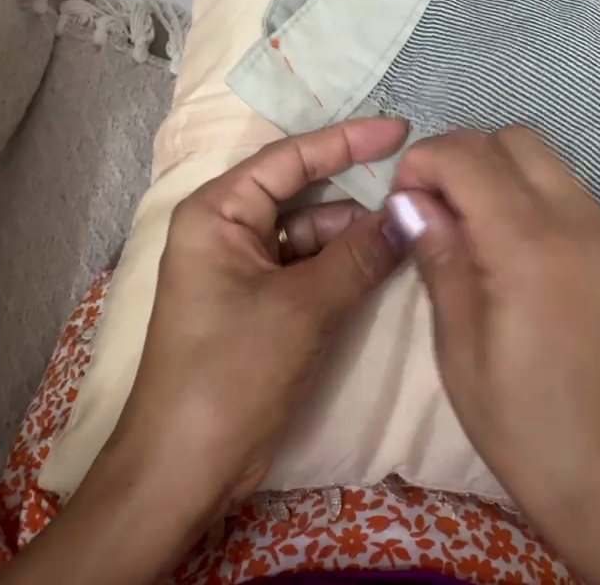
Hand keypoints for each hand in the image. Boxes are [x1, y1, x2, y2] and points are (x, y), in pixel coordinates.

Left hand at [1, 118, 408, 584]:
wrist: (183, 468)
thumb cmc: (231, 372)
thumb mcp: (303, 308)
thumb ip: (360, 255)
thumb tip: (411, 213)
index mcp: (217, 211)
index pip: (289, 158)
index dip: (347, 140)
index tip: (401, 130)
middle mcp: (225, 229)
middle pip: (301, 193)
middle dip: (355, 194)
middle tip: (416, 188)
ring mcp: (240, 268)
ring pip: (308, 234)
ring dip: (354, 236)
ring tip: (410, 233)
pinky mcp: (256, 303)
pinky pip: (306, 268)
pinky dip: (342, 267)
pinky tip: (383, 267)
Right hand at [392, 127, 599, 584]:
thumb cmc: (531, 432)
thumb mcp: (461, 353)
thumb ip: (440, 260)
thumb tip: (412, 201)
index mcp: (530, 245)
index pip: (467, 155)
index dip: (423, 161)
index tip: (402, 200)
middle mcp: (582, 222)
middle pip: (514, 139)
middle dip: (463, 156)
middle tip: (435, 209)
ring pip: (550, 164)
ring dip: (502, 175)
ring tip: (474, 233)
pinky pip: (577, 199)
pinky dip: (537, 201)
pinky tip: (521, 259)